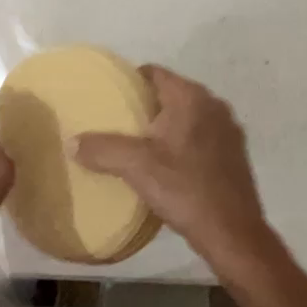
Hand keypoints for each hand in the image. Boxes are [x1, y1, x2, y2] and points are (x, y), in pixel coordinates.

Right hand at [72, 66, 280, 282]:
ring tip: (135, 144)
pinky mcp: (234, 155)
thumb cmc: (184, 190)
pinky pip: (199, 136)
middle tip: (114, 122)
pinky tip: (164, 165)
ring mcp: (228, 131)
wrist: (232, 234)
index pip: (153, 72)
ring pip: (185, 117)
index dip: (128, 81)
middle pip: (169, 94)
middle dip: (143, 106)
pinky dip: (180, 143)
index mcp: (191, 98)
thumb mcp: (135, 167)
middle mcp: (214, 106)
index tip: (106, 98)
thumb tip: (72, 142)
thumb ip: (101, 149)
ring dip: (162, 126)